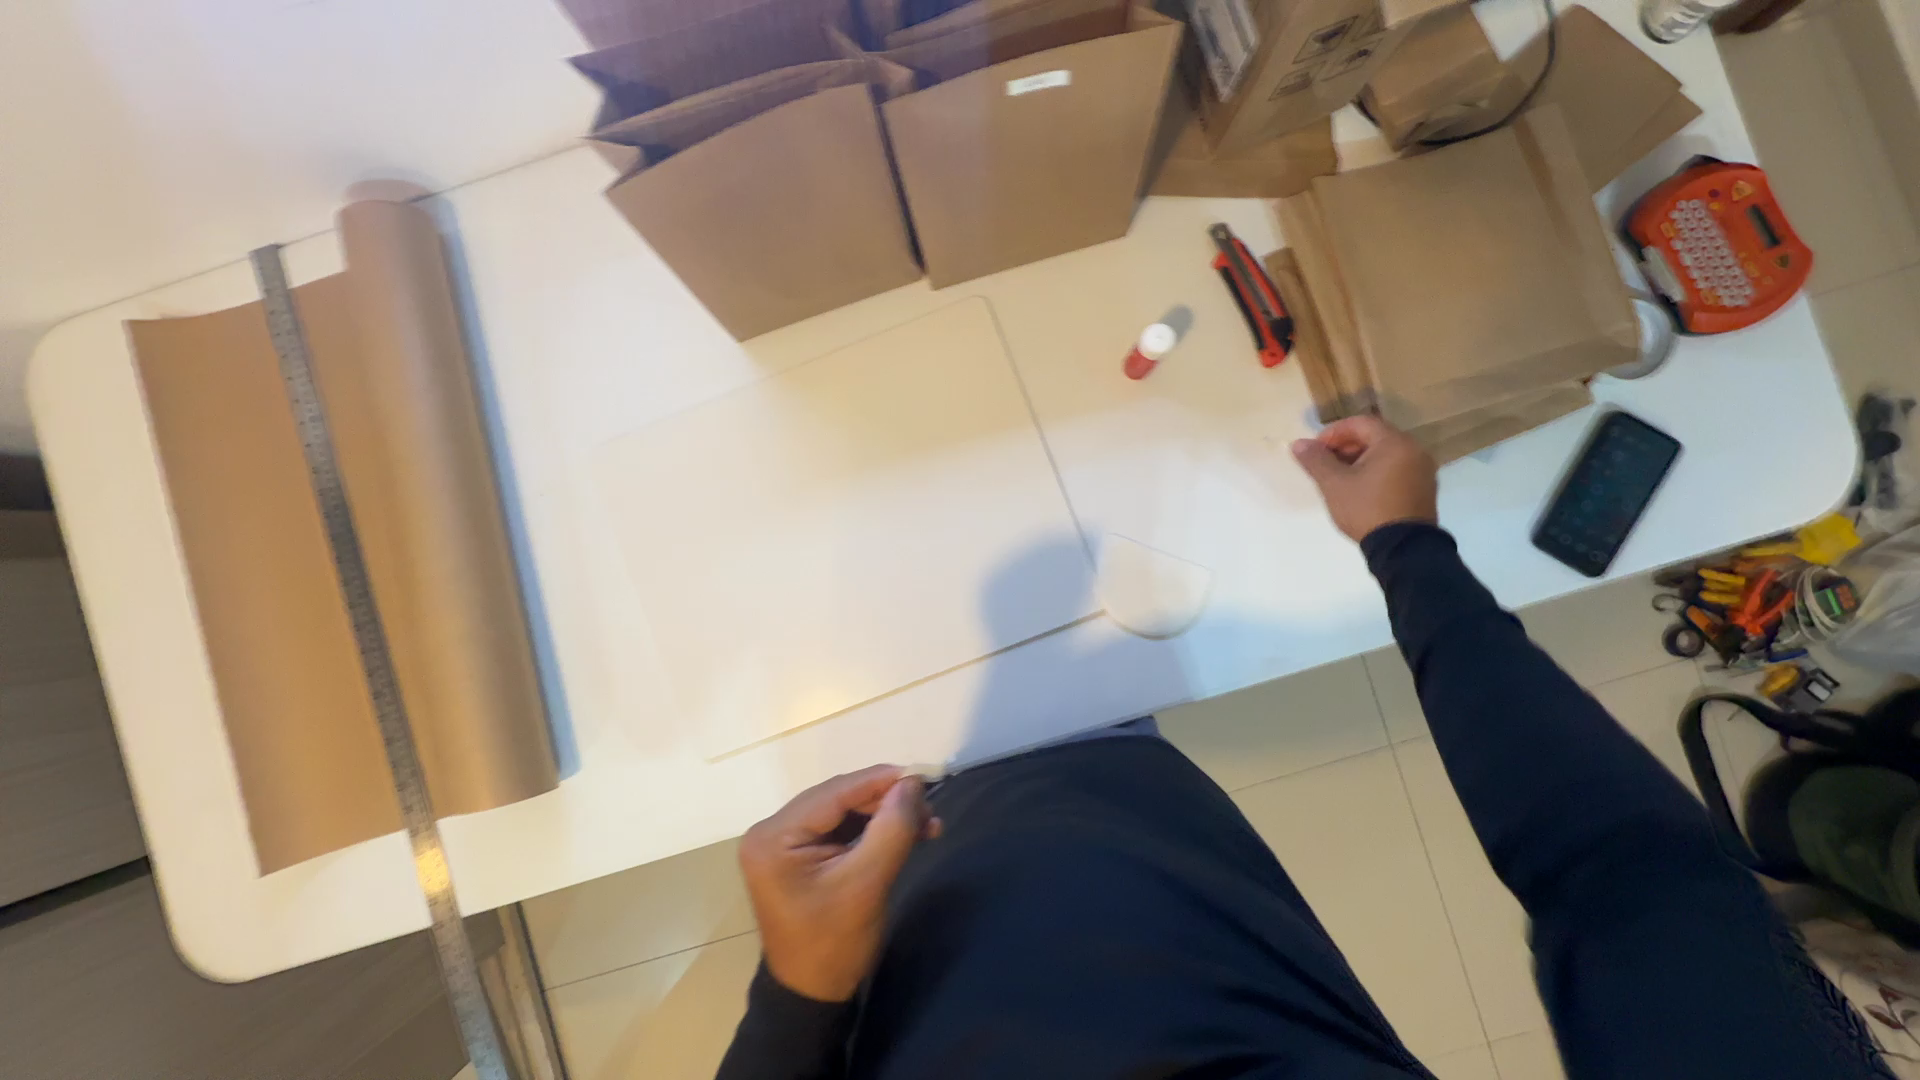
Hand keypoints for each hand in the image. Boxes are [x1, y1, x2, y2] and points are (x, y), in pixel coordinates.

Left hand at [738, 765, 939, 1001]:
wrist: (812, 995)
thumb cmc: (833, 944)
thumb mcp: (867, 884)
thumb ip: (891, 829)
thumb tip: (912, 784)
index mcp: (774, 837)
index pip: (834, 794)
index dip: (879, 781)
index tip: (922, 776)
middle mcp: (773, 830)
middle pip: (840, 799)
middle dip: (886, 802)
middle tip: (930, 810)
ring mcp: (785, 842)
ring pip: (845, 812)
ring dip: (885, 815)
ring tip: (927, 824)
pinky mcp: (801, 853)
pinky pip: (842, 828)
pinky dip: (874, 830)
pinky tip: (907, 833)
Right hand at [1291, 415, 1438, 541]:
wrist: (1403, 548)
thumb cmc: (1366, 509)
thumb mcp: (1334, 484)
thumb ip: (1315, 460)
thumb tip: (1298, 443)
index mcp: (1394, 443)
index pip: (1360, 423)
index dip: (1333, 433)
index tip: (1315, 450)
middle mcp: (1414, 450)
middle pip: (1374, 436)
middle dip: (1345, 446)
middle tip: (1324, 464)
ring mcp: (1422, 470)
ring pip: (1385, 454)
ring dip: (1359, 459)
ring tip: (1339, 478)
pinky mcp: (1423, 488)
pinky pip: (1396, 469)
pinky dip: (1375, 471)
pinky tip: (1360, 490)